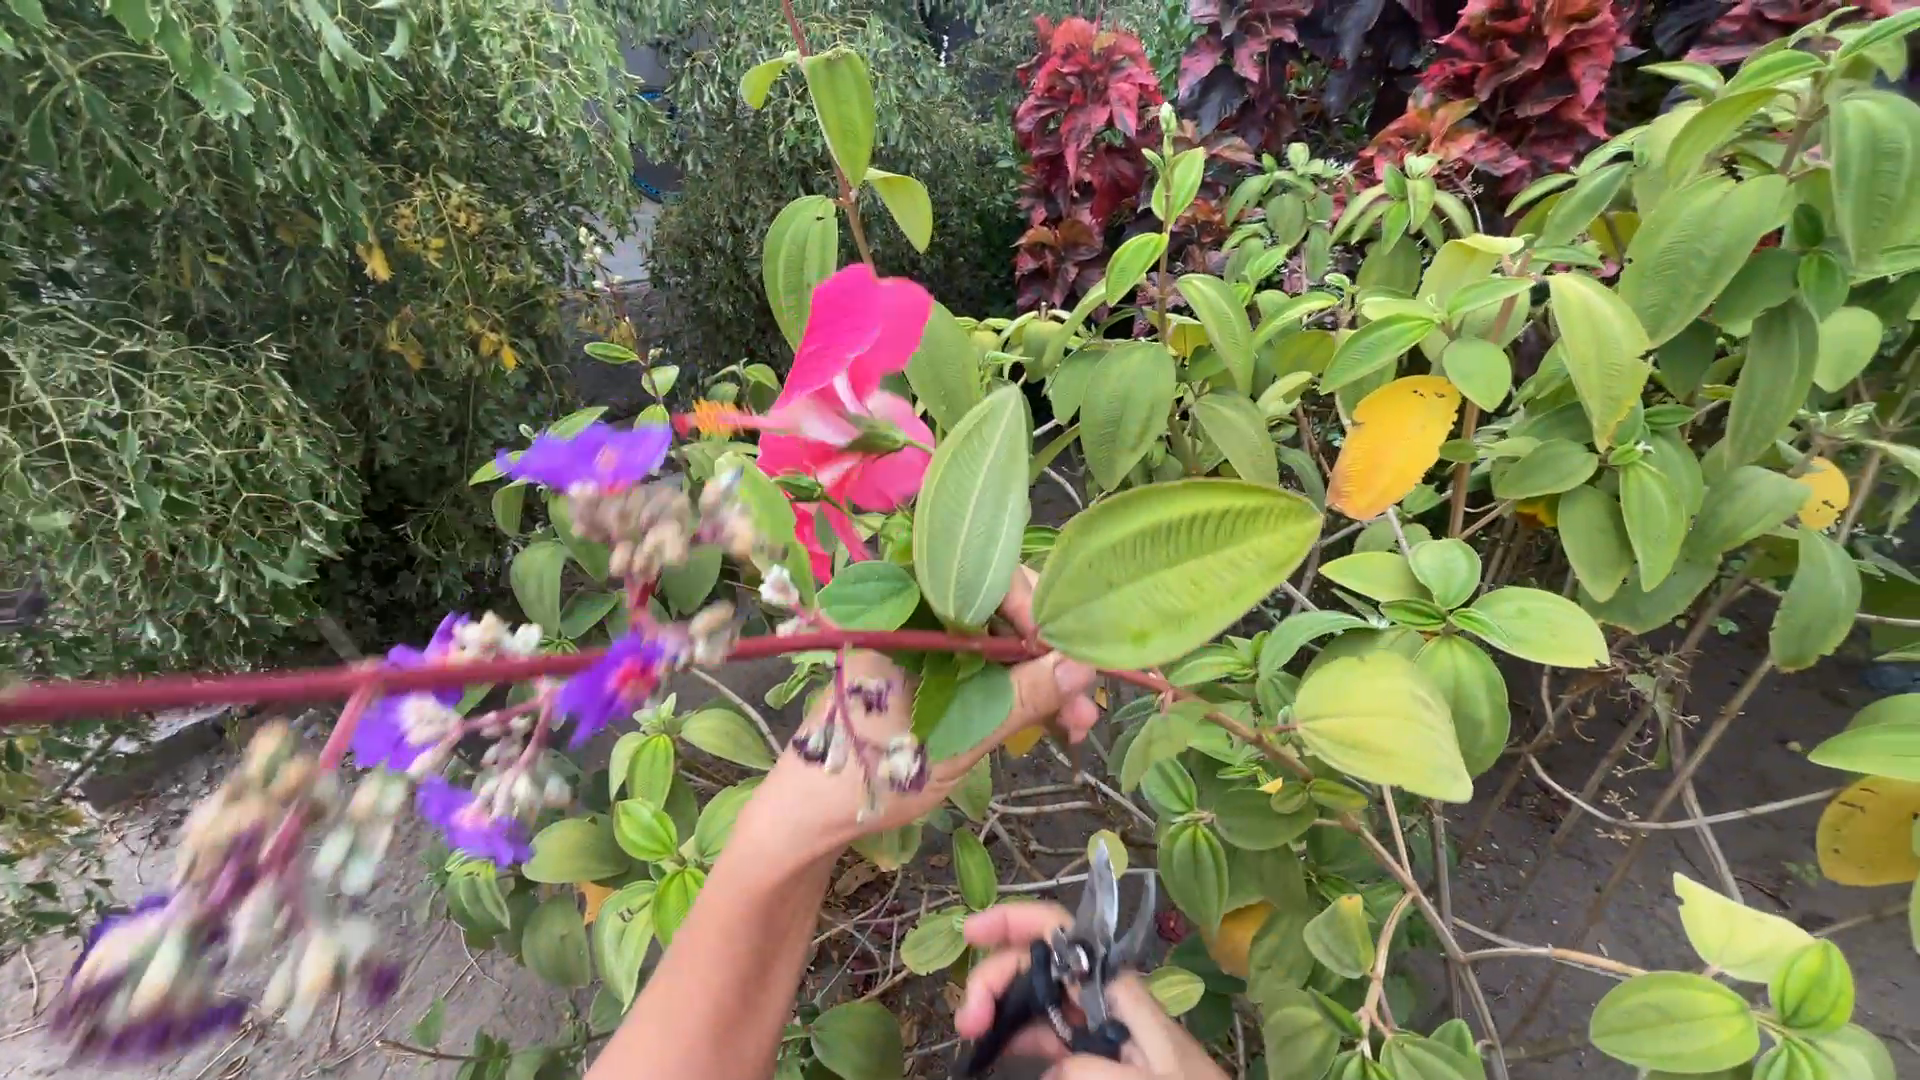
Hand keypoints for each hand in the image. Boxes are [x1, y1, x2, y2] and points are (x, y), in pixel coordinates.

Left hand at [745, 567, 1099, 855]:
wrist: (813, 817)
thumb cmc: (872, 771)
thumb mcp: (957, 736)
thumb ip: (1021, 697)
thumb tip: (1085, 666)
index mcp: (908, 609)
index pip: (984, 577)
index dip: (1034, 607)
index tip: (1067, 654)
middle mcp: (920, 616)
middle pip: (1002, 610)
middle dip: (1049, 652)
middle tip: (1085, 697)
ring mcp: (930, 648)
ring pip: (1003, 644)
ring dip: (1043, 679)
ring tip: (1078, 726)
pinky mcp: (937, 676)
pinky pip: (989, 669)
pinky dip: (1021, 693)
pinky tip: (1054, 726)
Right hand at [955, 904, 1228, 1079]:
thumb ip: (1094, 1069)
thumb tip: (1048, 1066)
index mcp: (1113, 985)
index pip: (1058, 932)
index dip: (1013, 921)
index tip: (971, 933)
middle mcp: (1098, 995)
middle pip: (1035, 965)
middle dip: (994, 977)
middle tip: (967, 1020)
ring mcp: (1092, 1025)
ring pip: (1033, 998)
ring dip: (998, 1008)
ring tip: (972, 1034)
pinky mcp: (1091, 1054)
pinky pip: (1042, 1034)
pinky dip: (1014, 1037)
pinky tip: (995, 1051)